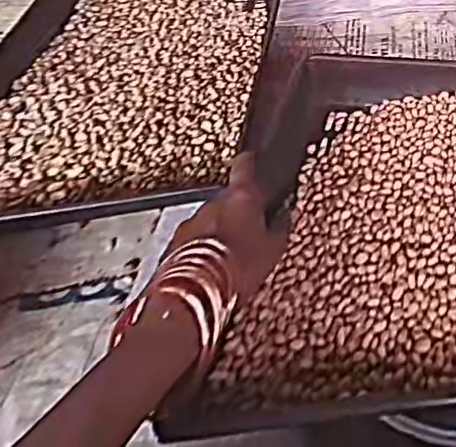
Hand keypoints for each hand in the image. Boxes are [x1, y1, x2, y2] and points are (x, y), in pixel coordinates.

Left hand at [173, 153, 287, 303]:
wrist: (192, 296)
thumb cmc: (236, 267)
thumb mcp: (273, 249)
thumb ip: (280, 227)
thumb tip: (285, 217)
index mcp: (241, 196)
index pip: (244, 166)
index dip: (249, 161)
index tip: (251, 158)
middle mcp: (212, 204)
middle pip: (226, 199)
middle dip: (236, 212)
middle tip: (248, 232)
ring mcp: (189, 225)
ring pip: (207, 222)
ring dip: (216, 234)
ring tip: (228, 258)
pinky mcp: (170, 248)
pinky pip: (190, 243)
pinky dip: (199, 251)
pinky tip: (210, 270)